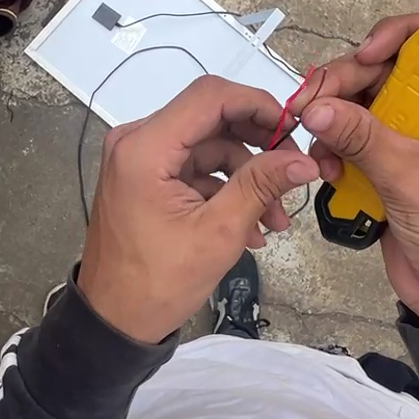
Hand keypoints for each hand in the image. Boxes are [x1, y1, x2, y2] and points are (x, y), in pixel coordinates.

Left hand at [78, 76, 319, 343]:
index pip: (210, 96)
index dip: (257, 105)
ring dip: (246, 177)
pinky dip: (225, 190)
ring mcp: (140, 159)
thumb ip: (260, 186)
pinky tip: (251, 228)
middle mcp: (137, 141)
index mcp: (145, 147)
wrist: (114, 321)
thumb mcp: (218, 232)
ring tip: (274, 220)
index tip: (294, 129)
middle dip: (257, 146)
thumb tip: (305, 160)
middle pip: (211, 118)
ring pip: (209, 146)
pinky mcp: (147, 177)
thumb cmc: (158, 282)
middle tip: (292, 173)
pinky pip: (195, 168)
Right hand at [300, 13, 418, 338]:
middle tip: (309, 104)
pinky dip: (335, 151)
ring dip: (334, 122)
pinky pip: (353, 142)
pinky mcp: (389, 167)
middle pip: (384, 72)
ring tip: (319, 149)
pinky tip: (329, 172)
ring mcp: (411, 140)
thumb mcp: (412, 177)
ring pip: (361, 106)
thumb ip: (362, 137)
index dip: (396, 36)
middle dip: (345, 85)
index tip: (361, 56)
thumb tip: (316, 107)